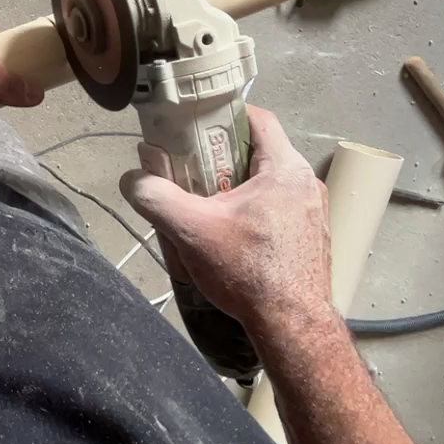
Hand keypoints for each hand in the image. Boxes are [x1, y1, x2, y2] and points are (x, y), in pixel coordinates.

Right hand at [119, 107, 336, 338]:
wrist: (292, 328)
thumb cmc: (248, 271)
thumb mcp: (189, 229)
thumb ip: (153, 197)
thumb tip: (131, 180)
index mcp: (286, 169)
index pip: (257, 118)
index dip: (221, 116)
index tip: (192, 128)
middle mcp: (306, 184)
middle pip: (255, 151)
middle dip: (218, 158)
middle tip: (187, 172)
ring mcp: (313, 212)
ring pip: (264, 182)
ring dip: (231, 187)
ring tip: (202, 207)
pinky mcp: (311, 237)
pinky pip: (275, 207)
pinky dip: (248, 210)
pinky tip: (227, 236)